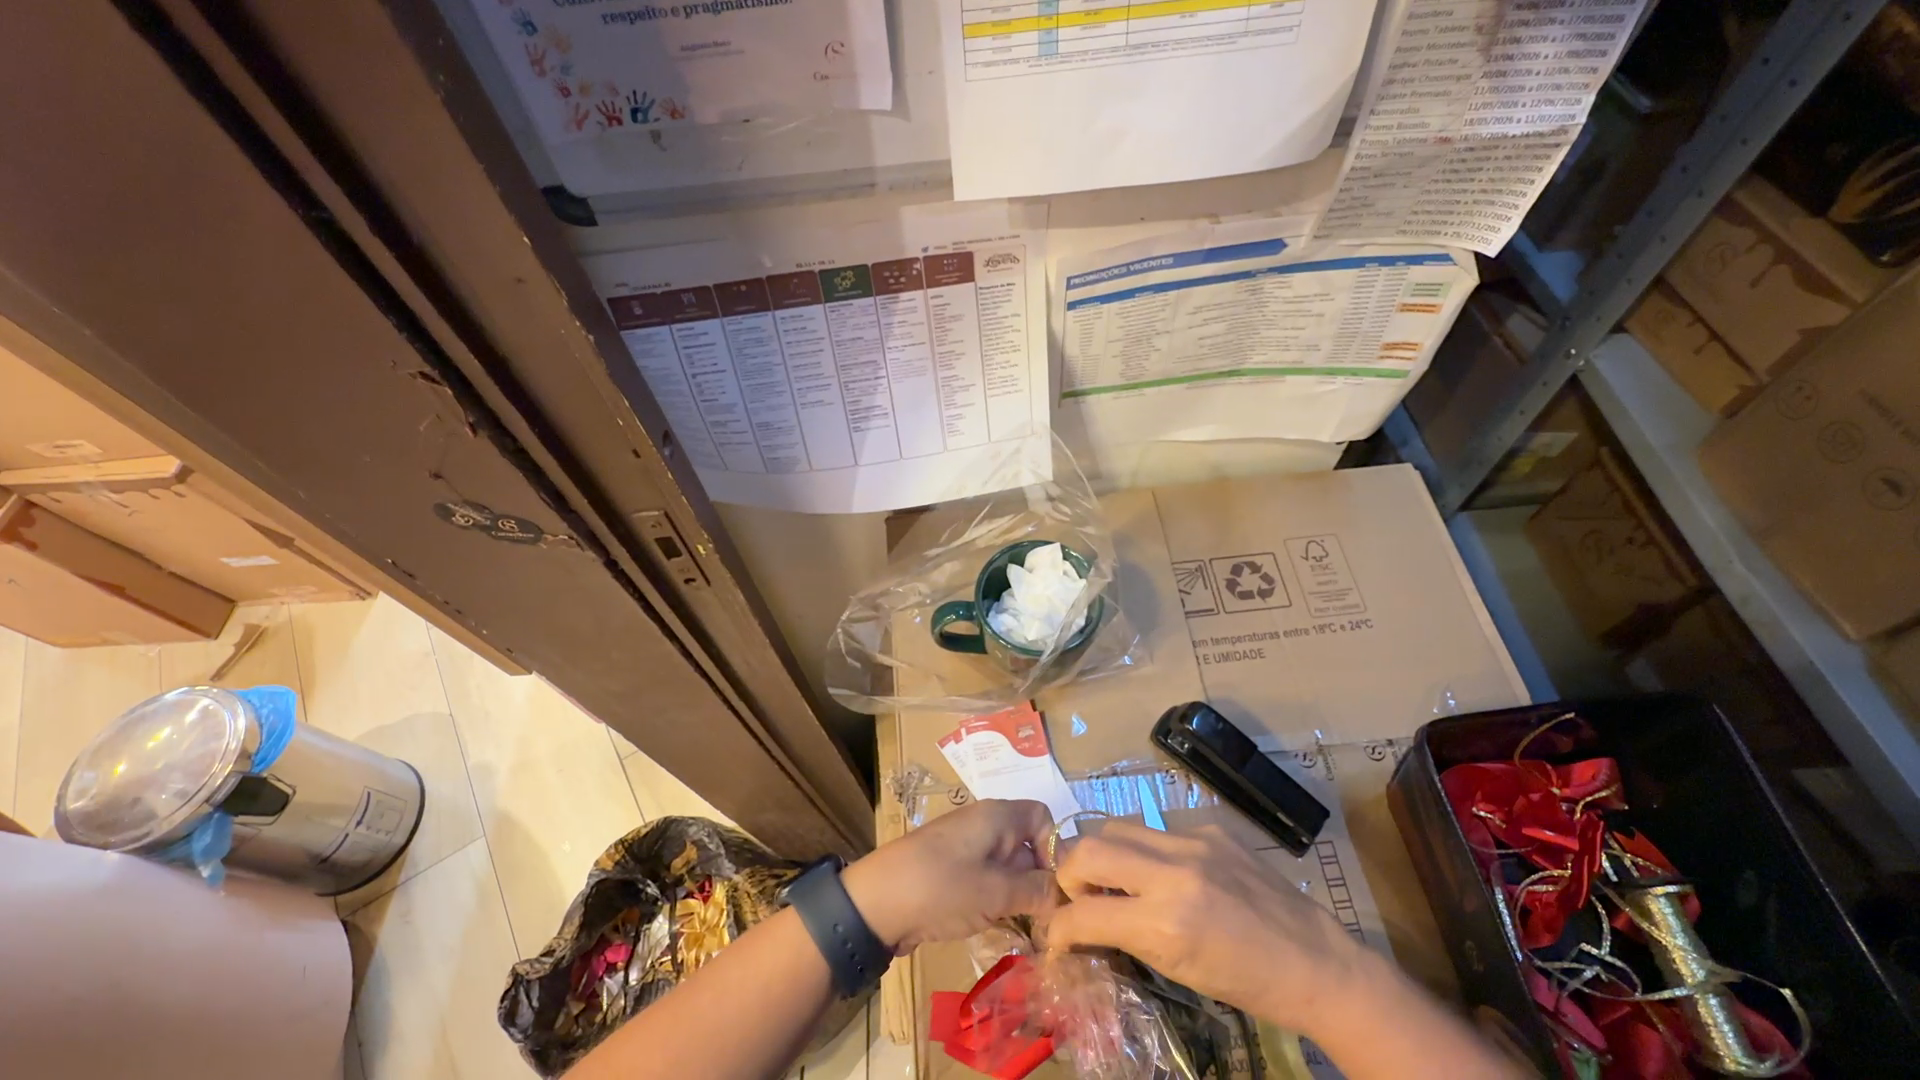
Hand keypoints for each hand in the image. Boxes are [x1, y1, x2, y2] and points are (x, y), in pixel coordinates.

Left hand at [842, 799, 1056, 952]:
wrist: (875, 903)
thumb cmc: (942, 888)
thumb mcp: (997, 893)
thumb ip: (1037, 891)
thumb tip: (1066, 893)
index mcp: (997, 816)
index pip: (1042, 817)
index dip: (1055, 848)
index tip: (1057, 886)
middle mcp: (983, 825)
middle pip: (1027, 845)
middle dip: (1039, 879)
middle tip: (1049, 918)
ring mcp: (964, 848)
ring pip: (1006, 867)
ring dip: (1017, 895)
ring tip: (1026, 928)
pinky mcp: (949, 872)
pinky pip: (985, 880)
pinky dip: (994, 901)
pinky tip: (995, 926)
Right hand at [1043, 823, 1386, 1040]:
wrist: (1317, 963)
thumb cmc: (1247, 985)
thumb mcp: (1175, 969)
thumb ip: (1125, 936)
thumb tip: (1083, 923)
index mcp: (1164, 923)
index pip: (1081, 913)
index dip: (1057, 927)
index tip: (1057, 936)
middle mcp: (1173, 872)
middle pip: (1087, 848)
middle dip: (1069, 874)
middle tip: (1079, 897)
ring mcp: (1193, 842)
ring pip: (1117, 827)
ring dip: (1102, 853)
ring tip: (1114, 880)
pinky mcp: (1211, 829)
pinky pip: (1158, 829)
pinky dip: (1146, 851)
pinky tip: (1164, 875)